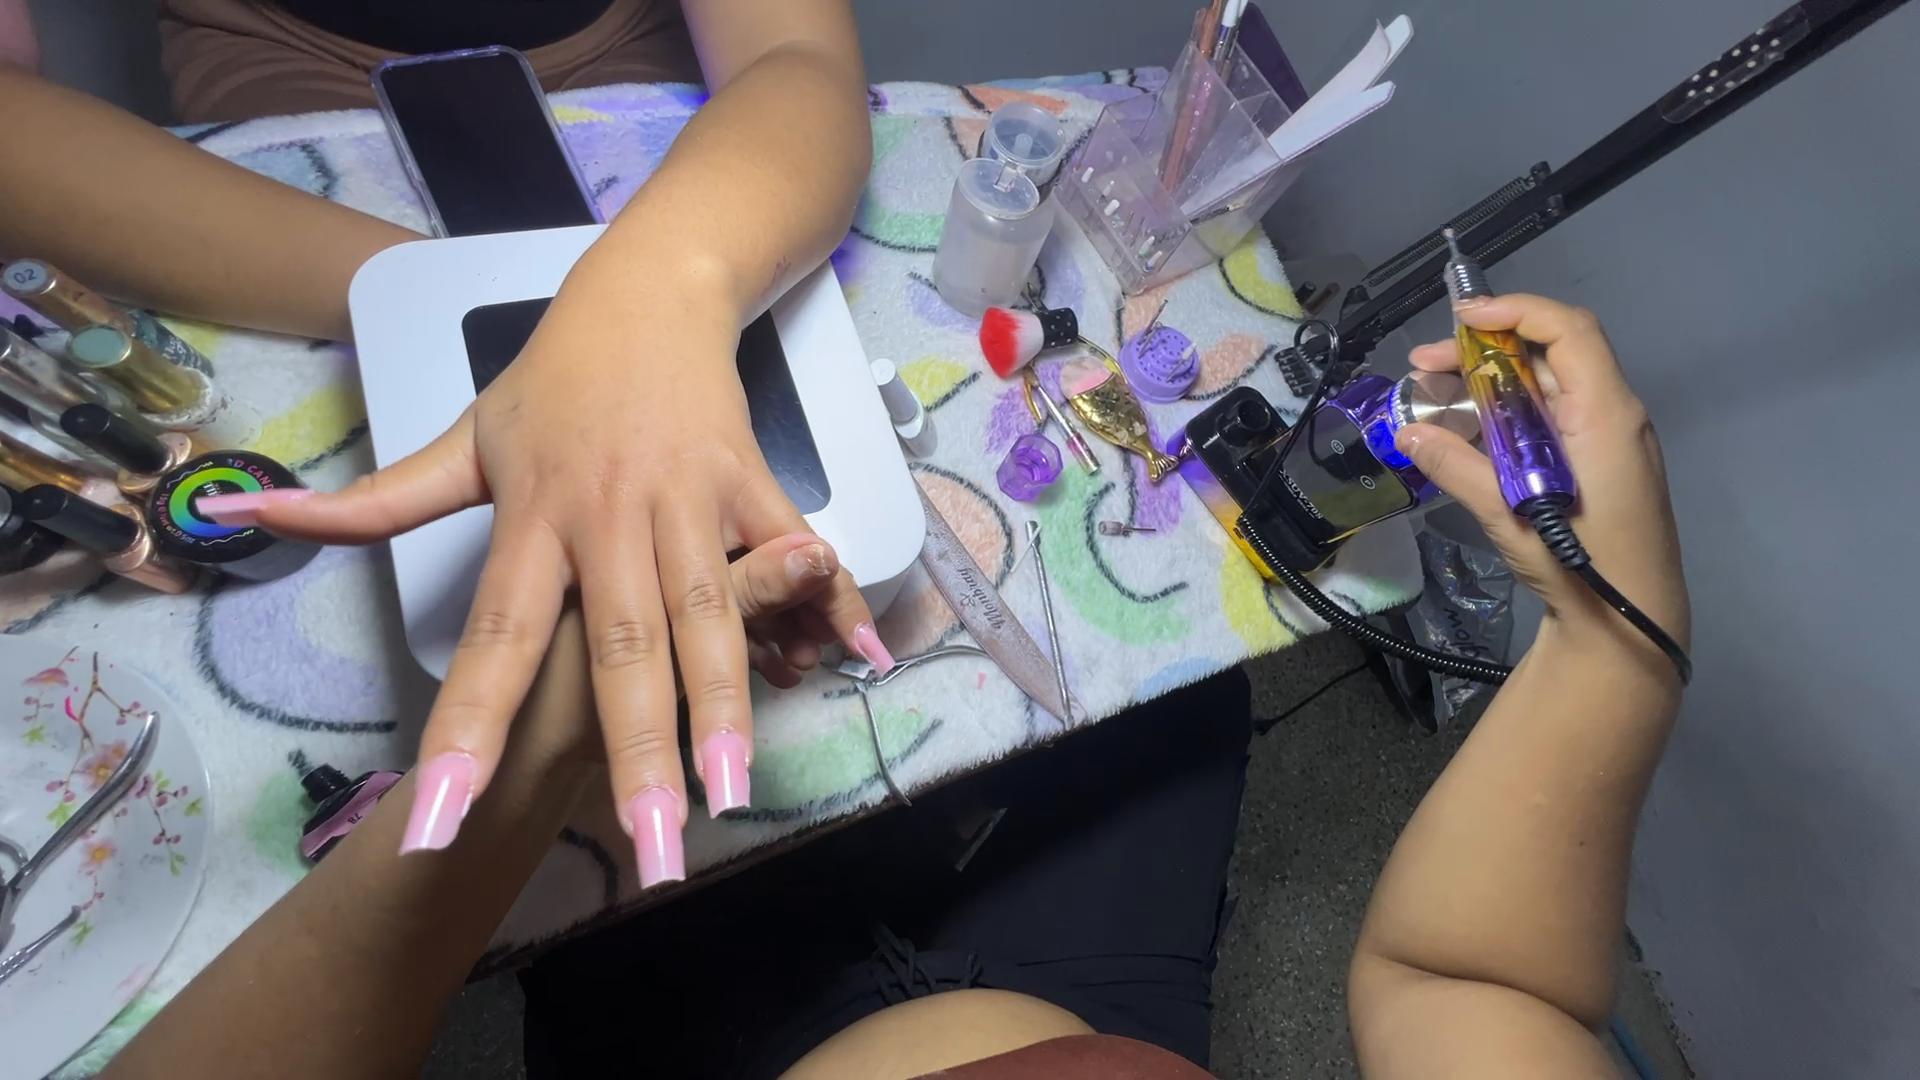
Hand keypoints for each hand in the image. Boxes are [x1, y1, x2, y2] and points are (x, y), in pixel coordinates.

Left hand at [198, 281, 891, 886]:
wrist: (650, 299)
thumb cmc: (559, 376)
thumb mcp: (470, 433)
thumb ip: (383, 497)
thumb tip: (256, 515)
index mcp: (539, 516)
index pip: (500, 635)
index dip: (470, 728)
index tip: (442, 824)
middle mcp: (616, 518)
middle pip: (629, 643)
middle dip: (641, 748)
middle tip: (656, 842)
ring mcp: (693, 499)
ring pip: (714, 610)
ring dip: (732, 696)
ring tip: (740, 781)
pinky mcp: (753, 480)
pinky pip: (794, 551)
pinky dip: (833, 600)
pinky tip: (861, 651)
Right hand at [1396, 294, 1688, 671]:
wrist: (1625, 615)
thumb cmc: (1578, 558)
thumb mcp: (1508, 511)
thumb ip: (1456, 466)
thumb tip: (1405, 433)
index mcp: (1604, 414)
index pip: (1568, 333)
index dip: (1516, 312)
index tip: (1460, 318)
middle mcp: (1607, 413)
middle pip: (1548, 354)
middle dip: (1483, 349)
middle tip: (1423, 366)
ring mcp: (1599, 437)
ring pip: (1541, 386)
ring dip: (1485, 381)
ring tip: (1431, 394)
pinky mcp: (1586, 459)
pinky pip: (1541, 417)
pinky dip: (1499, 411)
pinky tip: (1462, 430)